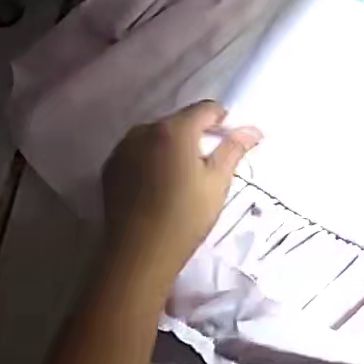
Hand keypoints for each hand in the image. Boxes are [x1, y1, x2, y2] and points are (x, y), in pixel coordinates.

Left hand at [101, 101, 260, 284]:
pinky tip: (158, 186)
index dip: (223, 121)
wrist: (139, 254)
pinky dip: (151, 160)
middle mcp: (144, 130)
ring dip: (172, 147)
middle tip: (208, 165)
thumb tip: (253, 130)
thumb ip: (234, 149)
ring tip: (182, 177)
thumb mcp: (218, 182)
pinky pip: (137, 153)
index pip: (206, 109)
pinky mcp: (110, 168)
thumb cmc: (185, 217)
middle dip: (197, 135)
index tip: (230, 142)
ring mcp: (122, 148)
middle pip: (180, 121)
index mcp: (175, 129)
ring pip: (157, 137)